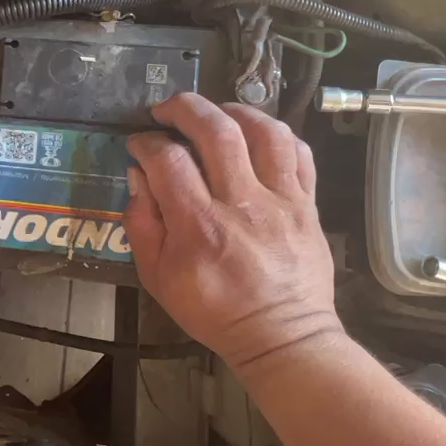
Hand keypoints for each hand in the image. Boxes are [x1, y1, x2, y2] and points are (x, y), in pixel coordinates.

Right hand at [124, 94, 340, 369]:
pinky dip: (274, 133)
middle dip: (184, 108)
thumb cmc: (212, 309)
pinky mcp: (307, 204)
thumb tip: (139, 175)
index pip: (169, 160)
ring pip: (264, 131)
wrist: (282, 337)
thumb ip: (141, 223)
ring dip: (232, 111)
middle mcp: (242, 205)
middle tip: (165, 111)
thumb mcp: (156, 277)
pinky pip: (299, 152)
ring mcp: (282, 202)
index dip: (147, 142)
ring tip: (212, 114)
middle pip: (216, 131)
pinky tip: (252, 135)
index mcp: (199, 226)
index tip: (138, 144)